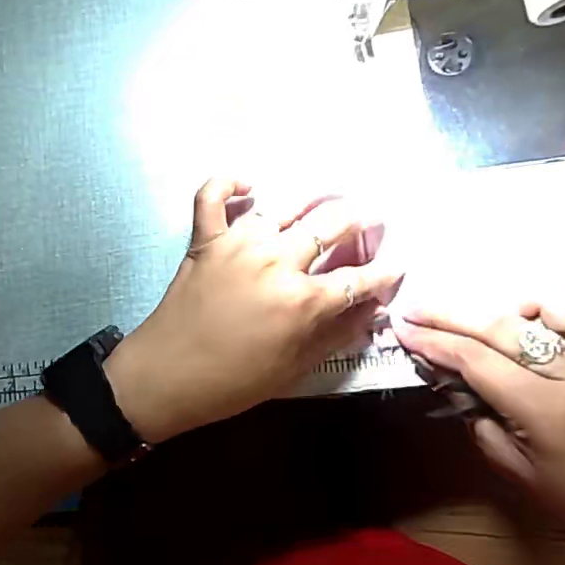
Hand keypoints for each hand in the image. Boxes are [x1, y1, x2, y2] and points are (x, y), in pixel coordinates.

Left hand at [105, 179, 402, 442]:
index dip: (384, 274)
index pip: (358, 280)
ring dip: (311, 197)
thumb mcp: (295, 367)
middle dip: (359, 220)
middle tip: (370, 218)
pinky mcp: (205, 239)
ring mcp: (238, 244)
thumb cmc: (235, 382)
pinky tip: (248, 182)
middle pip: (330, 226)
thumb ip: (336, 334)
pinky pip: (213, 196)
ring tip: (329, 193)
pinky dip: (227, 182)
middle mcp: (277, 262)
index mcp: (303, 301)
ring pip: (283, 206)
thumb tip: (370, 310)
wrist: (167, 378)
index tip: (396, 267)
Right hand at [393, 289, 564, 564]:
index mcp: (549, 411)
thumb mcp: (518, 470)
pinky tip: (542, 333)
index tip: (406, 331)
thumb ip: (480, 419)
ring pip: (547, 309)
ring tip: (491, 326)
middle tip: (421, 310)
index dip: (435, 343)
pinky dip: (555, 322)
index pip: (477, 361)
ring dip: (510, 313)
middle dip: (454, 317)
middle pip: (503, 327)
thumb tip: (453, 377)